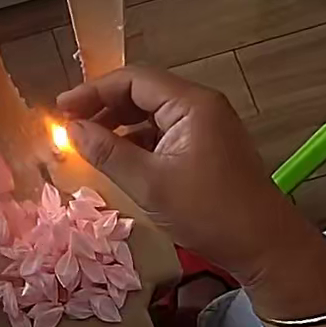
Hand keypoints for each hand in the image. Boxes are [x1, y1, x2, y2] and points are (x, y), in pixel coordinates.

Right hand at [56, 65, 316, 285]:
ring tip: (87, 142)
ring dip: (118, 124)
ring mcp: (206, 125)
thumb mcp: (149, 183)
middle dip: (103, 106)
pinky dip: (136, 140)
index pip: (133, 80)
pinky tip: (117, 157)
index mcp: (191, 104)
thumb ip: (107, 152)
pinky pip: (163, 131)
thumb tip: (71, 129)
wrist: (264, 246)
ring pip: (151, 112)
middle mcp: (200, 105)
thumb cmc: (208, 212)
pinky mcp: (206, 145)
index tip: (61, 109)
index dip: (93, 91)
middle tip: (69, 126)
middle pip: (142, 91)